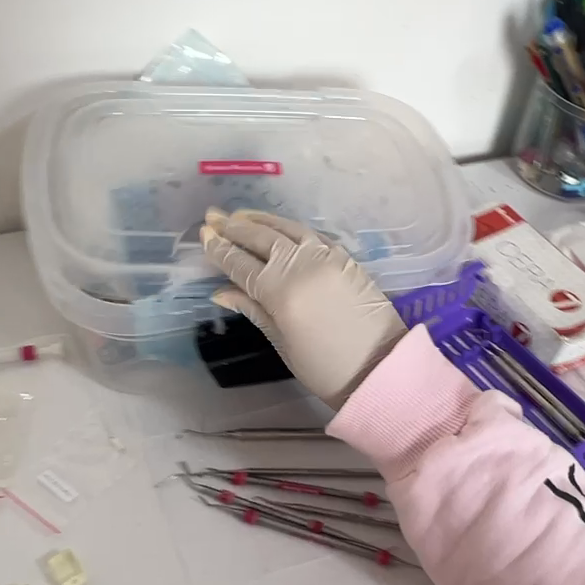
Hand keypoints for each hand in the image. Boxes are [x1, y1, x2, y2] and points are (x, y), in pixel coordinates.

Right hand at [200, 209, 407, 408]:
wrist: (380, 368)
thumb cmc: (325, 368)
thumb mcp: (282, 343)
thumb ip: (253, 309)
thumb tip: (221, 292)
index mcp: (280, 291)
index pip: (241, 264)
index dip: (220, 250)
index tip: (204, 236)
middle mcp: (301, 265)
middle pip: (261, 239)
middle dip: (234, 227)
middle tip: (213, 217)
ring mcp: (325, 257)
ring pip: (286, 229)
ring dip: (260, 221)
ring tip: (239, 215)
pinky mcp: (344, 257)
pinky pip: (309, 234)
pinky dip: (288, 228)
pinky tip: (277, 228)